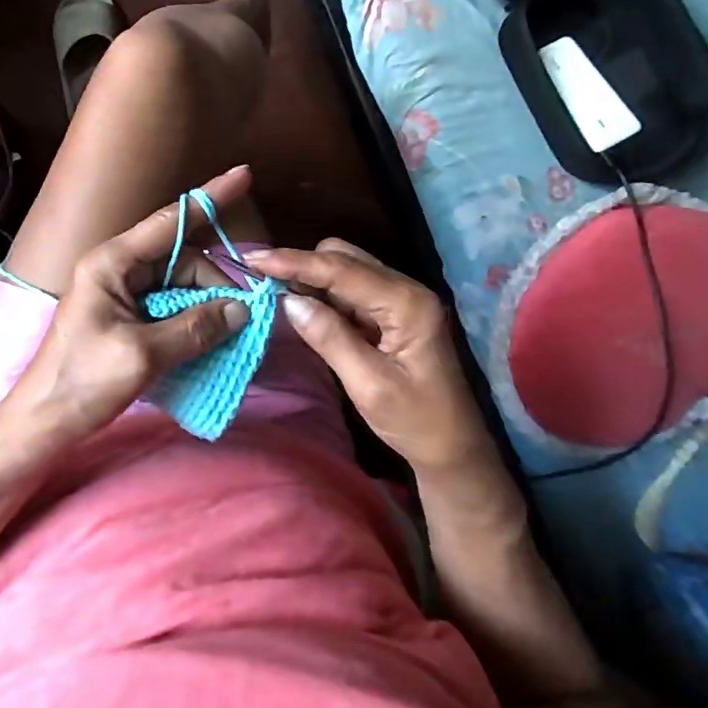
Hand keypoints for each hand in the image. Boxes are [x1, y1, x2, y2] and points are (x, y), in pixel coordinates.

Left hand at [0, 166, 255, 453]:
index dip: (210, 199)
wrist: (44, 420)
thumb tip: (241, 310)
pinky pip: (171, 307)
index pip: (170, 222)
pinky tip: (214, 339)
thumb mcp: (142, 354)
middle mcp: (118, 268)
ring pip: (180, 285)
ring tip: (233, 334)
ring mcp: (122, 292)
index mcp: (112, 262)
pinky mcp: (127, 317)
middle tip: (245, 316)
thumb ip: (194, 328)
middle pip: (182, 259)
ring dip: (207, 305)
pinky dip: (194, 320)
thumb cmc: (83, 381)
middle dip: (216, 283)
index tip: (244, 175)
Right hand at [245, 239, 495, 475]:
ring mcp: (399, 300)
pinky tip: (300, 306)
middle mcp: (405, 290)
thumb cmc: (417, 422)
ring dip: (309, 277)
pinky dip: (321, 293)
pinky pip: (348, 290)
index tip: (253, 260)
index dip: (294, 262)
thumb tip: (288, 300)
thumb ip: (329, 338)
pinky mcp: (390, 313)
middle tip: (261, 281)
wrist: (454, 450)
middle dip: (301, 264)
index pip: (340, 269)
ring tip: (272, 291)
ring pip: (343, 269)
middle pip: (343, 256)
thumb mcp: (369, 385)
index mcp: (407, 304)